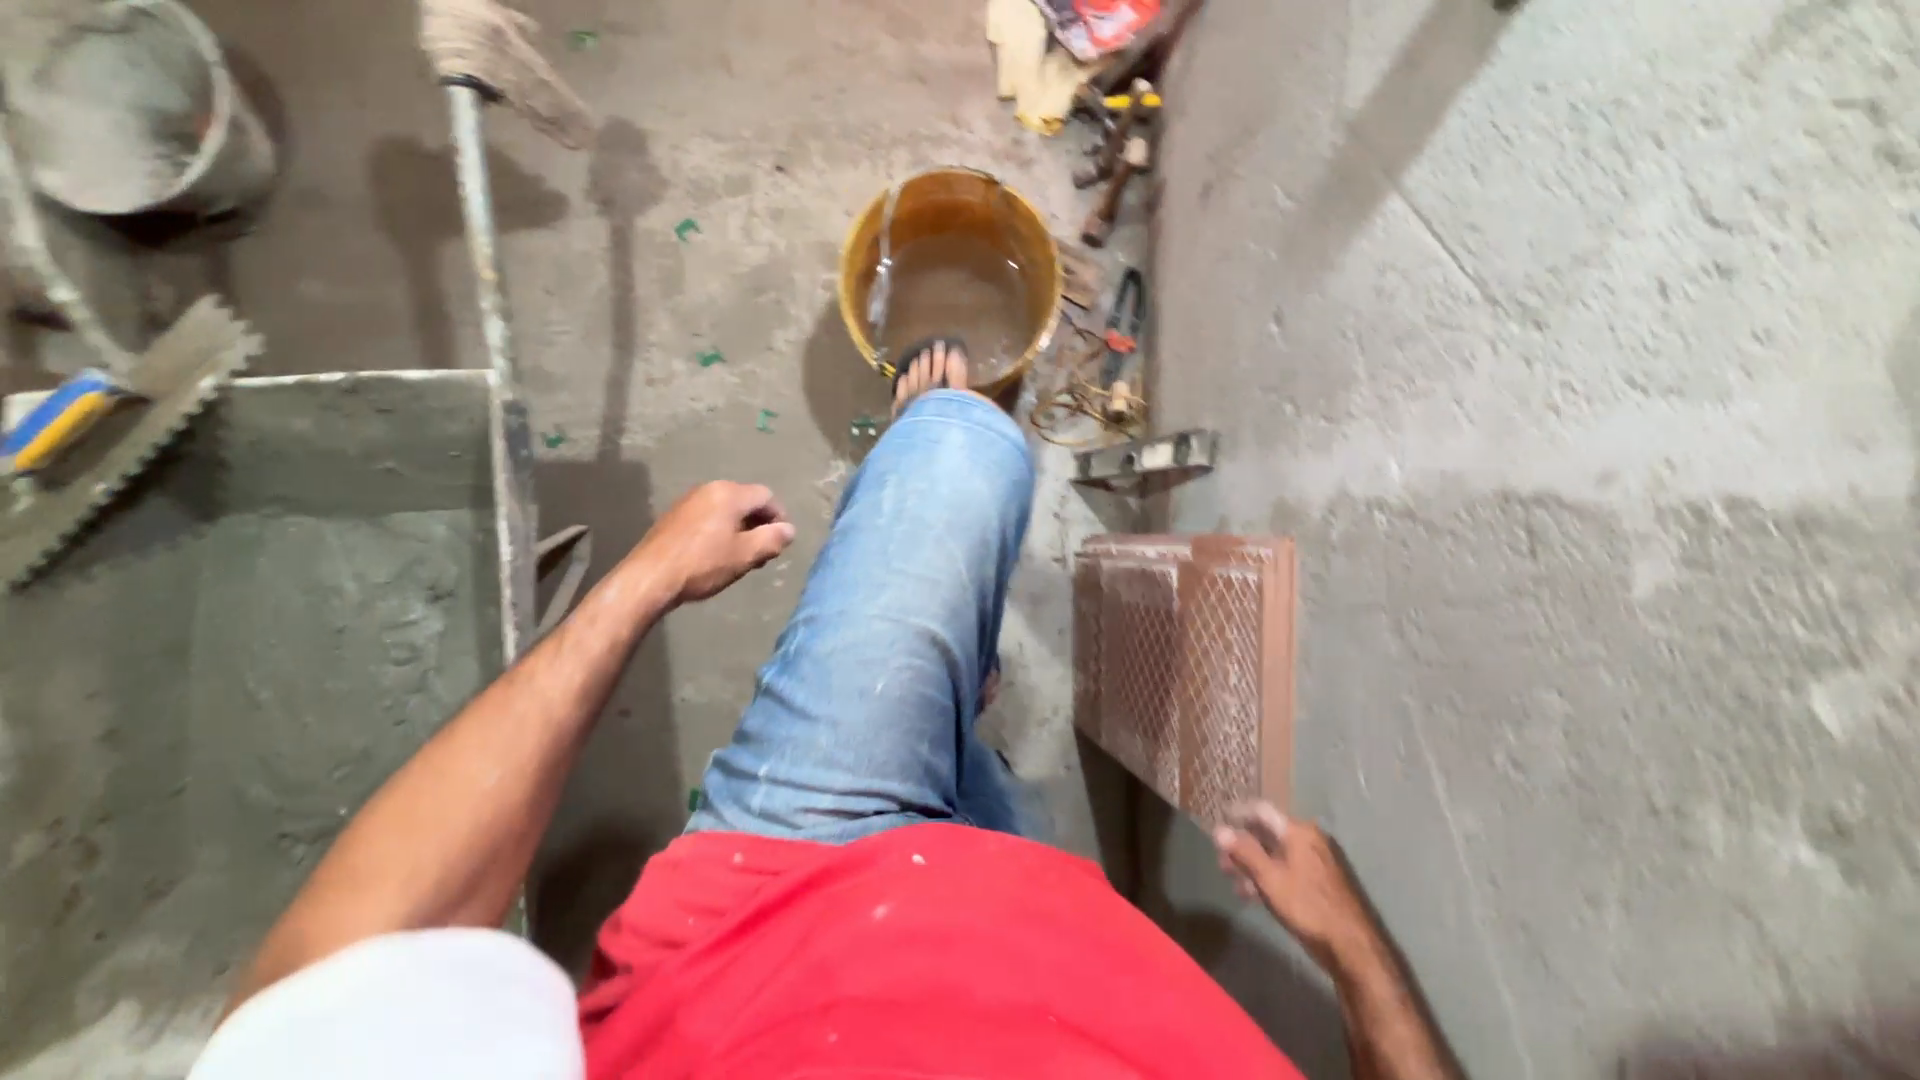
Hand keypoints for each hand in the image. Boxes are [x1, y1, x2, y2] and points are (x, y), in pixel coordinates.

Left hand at [630, 482, 794, 603]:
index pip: (767, 496)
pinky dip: (720, 530)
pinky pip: (708, 516)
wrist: (650, 577)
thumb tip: (789, 530)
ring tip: (739, 557)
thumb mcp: (745, 555)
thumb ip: (772, 539)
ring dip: (739, 529)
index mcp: (730, 494)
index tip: (778, 543)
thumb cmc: (703, 564)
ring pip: (726, 510)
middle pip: (746, 501)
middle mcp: (709, 489)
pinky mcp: (674, 516)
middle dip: (759, 525)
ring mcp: (689, 501)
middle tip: (760, 554)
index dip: (779, 518)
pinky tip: (714, 555)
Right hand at [1214, 802, 1373, 973]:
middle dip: (1241, 845)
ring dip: (1251, 864)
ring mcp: (1313, 862)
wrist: (1349, 944)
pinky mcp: (1315, 882)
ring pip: (1274, 854)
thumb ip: (1244, 852)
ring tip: (1231, 880)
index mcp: (1298, 832)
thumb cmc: (1306, 905)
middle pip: (1266, 833)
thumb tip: (1218, 829)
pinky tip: (1251, 894)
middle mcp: (1307, 840)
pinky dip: (1266, 876)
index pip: (1261, 810)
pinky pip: (1284, 869)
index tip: (1216, 822)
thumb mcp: (1269, 878)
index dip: (1237, 813)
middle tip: (1220, 860)